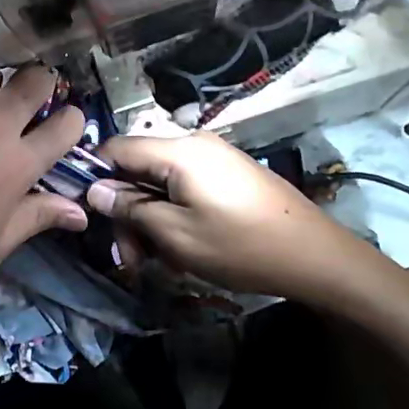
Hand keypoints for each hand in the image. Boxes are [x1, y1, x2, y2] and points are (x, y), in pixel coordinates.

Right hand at [86, 133, 399, 307]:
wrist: (314, 255)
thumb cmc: (240, 246)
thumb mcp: (175, 234)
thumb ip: (130, 209)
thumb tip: (95, 191)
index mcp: (179, 150)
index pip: (117, 147)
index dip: (96, 178)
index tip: (94, 219)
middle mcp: (195, 144)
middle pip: (140, 169)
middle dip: (129, 213)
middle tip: (132, 261)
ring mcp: (215, 158)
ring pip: (162, 183)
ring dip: (151, 221)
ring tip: (161, 264)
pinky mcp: (229, 175)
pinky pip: (186, 188)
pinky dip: (175, 215)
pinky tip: (184, 250)